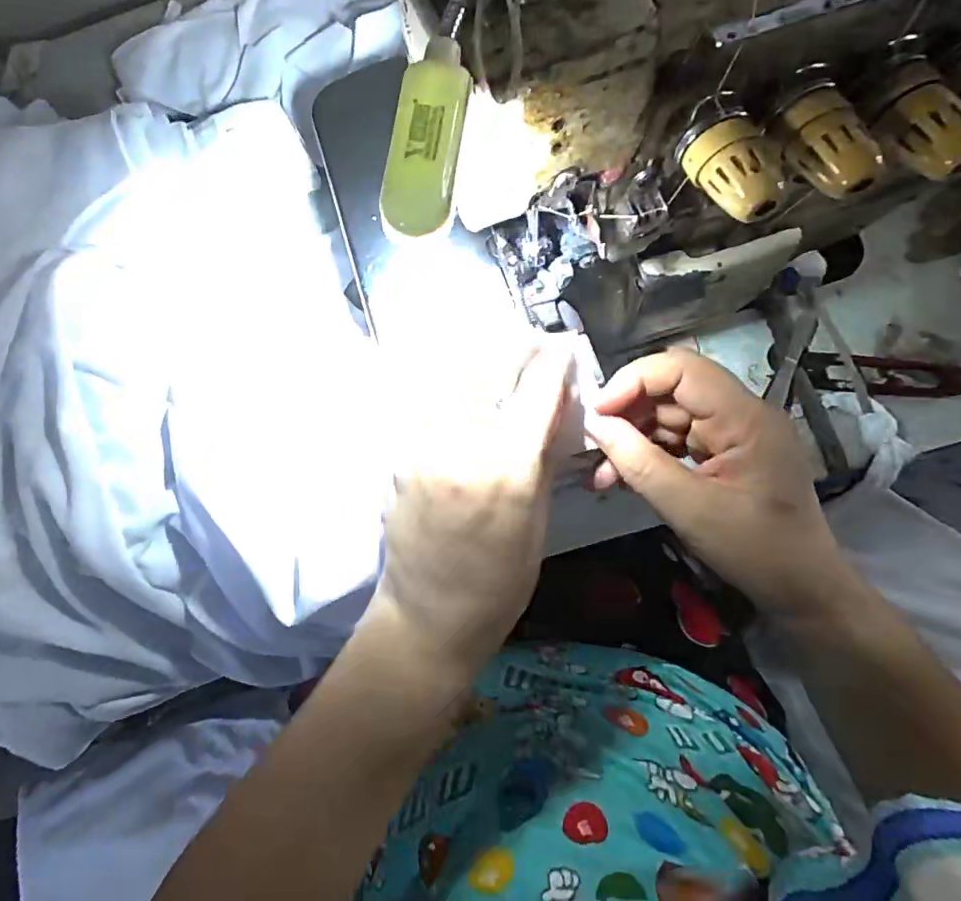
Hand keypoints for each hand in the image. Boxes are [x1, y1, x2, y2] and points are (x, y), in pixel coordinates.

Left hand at [366, 342, 576, 680]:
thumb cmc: (499, 584)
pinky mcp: (398, 457)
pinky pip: (424, 404)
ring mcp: (422, 449)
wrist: (428, 617)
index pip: (536, 389)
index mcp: (509, 470)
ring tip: (495, 356)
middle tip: (530, 344)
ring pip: (450, 379)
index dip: (554, 357)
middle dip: (514, 348)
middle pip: (488, 370)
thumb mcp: (539, 522)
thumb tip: (560, 402)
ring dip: (477, 359)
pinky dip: (446, 385)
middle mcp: (462, 448)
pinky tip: (460, 386)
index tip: (562, 344)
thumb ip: (546, 454)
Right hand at [583, 347, 857, 617]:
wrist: (804, 591)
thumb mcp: (688, 508)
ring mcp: (735, 432)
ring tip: (603, 473)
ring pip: (669, 414)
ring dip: (632, 436)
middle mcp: (742, 413)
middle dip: (627, 412)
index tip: (598, 413)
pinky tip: (623, 477)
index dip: (633, 381)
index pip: (681, 369)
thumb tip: (595, 426)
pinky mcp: (726, 451)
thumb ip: (638, 463)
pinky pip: (678, 437)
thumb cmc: (754, 550)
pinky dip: (648, 452)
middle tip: (594, 443)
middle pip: (672, 388)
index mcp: (745, 417)